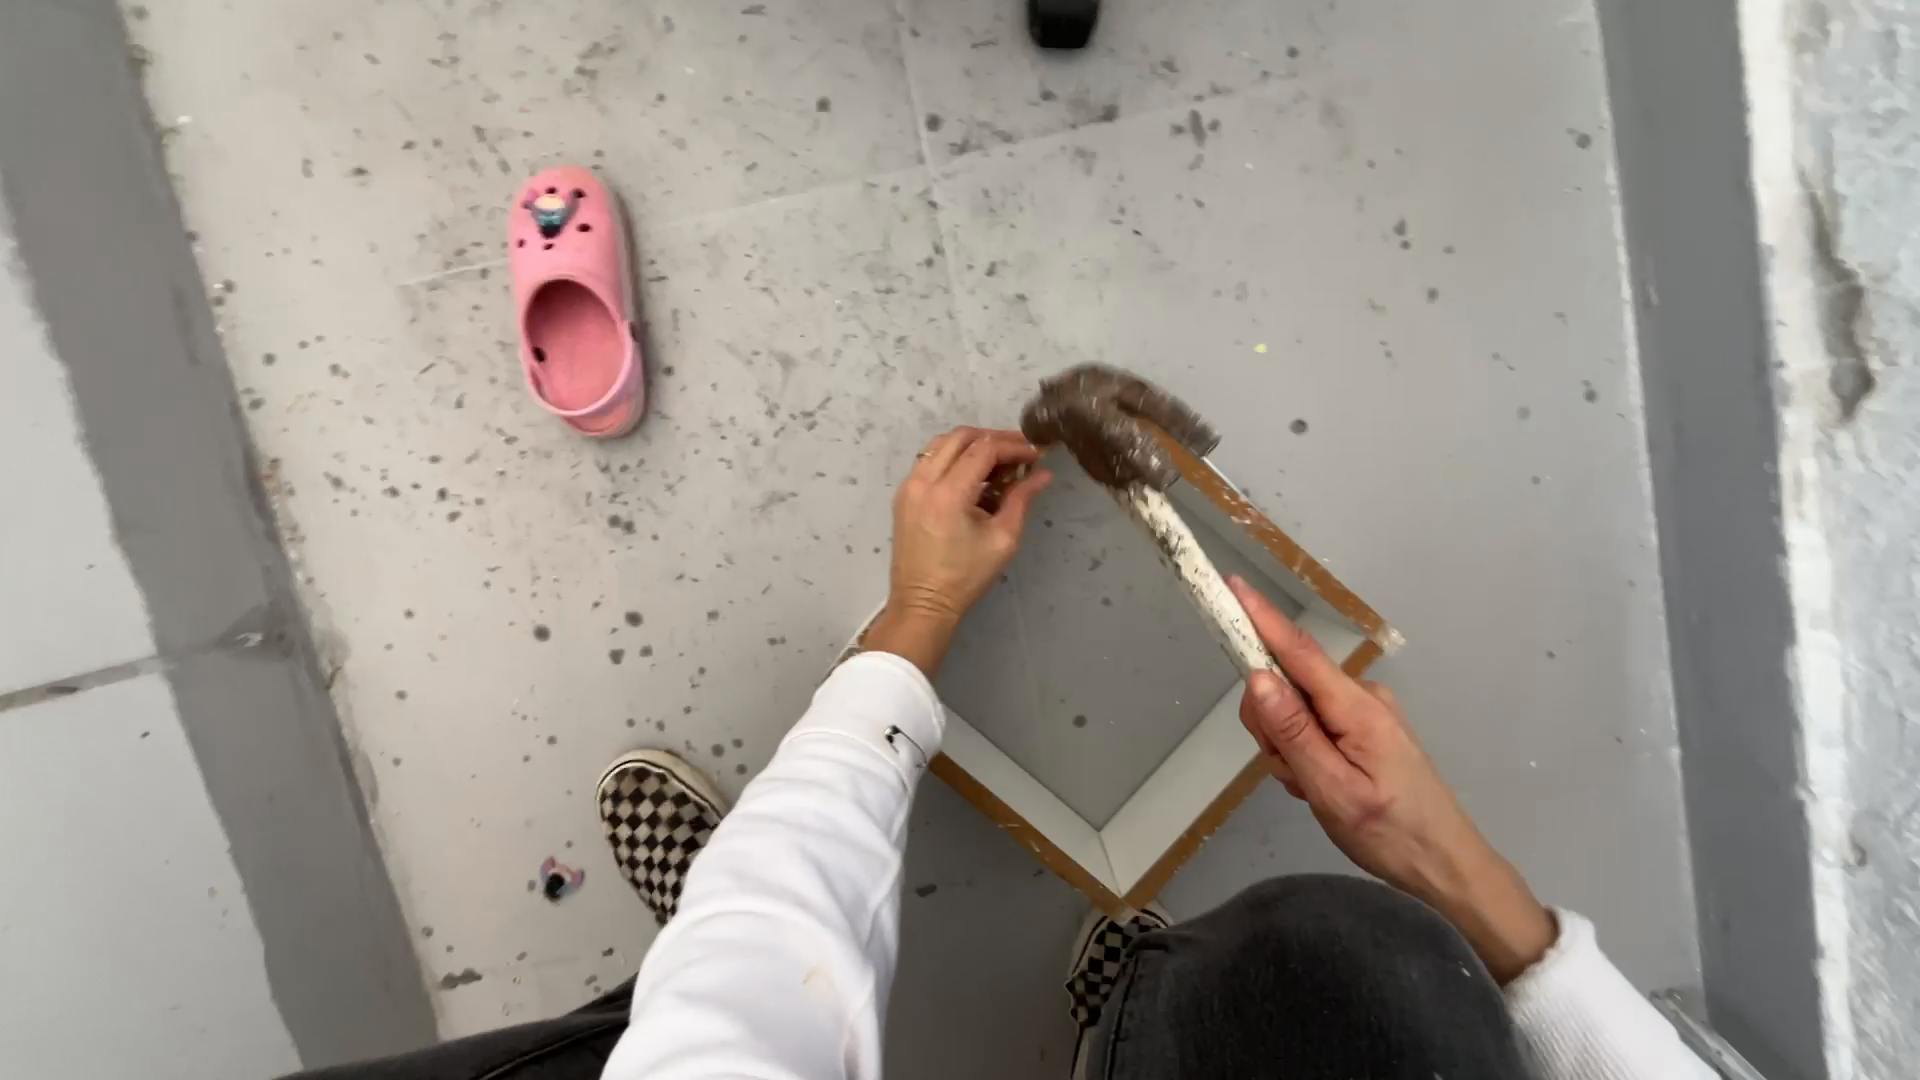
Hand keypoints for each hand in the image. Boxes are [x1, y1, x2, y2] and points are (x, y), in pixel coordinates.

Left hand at [864, 428, 1052, 677]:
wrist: (922, 603)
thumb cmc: (965, 577)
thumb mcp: (1002, 539)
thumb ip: (1021, 499)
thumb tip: (1043, 474)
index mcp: (948, 494)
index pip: (983, 449)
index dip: (1013, 446)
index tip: (1035, 454)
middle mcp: (923, 482)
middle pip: (960, 437)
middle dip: (993, 438)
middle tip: (1019, 452)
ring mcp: (908, 486)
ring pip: (941, 444)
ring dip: (972, 445)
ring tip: (999, 461)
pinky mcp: (904, 494)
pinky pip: (930, 460)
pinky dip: (954, 458)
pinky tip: (974, 475)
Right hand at [1229, 576, 1555, 982]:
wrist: (1450, 869)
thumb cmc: (1393, 835)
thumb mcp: (1333, 791)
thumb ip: (1294, 733)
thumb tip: (1258, 677)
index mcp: (1356, 708)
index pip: (1298, 651)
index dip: (1262, 616)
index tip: (1232, 585)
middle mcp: (1360, 697)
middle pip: (1286, 683)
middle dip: (1270, 723)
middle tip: (1288, 772)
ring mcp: (1363, 711)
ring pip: (1293, 707)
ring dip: (1286, 744)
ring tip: (1309, 785)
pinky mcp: (1363, 727)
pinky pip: (1311, 722)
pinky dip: (1302, 749)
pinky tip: (1319, 783)